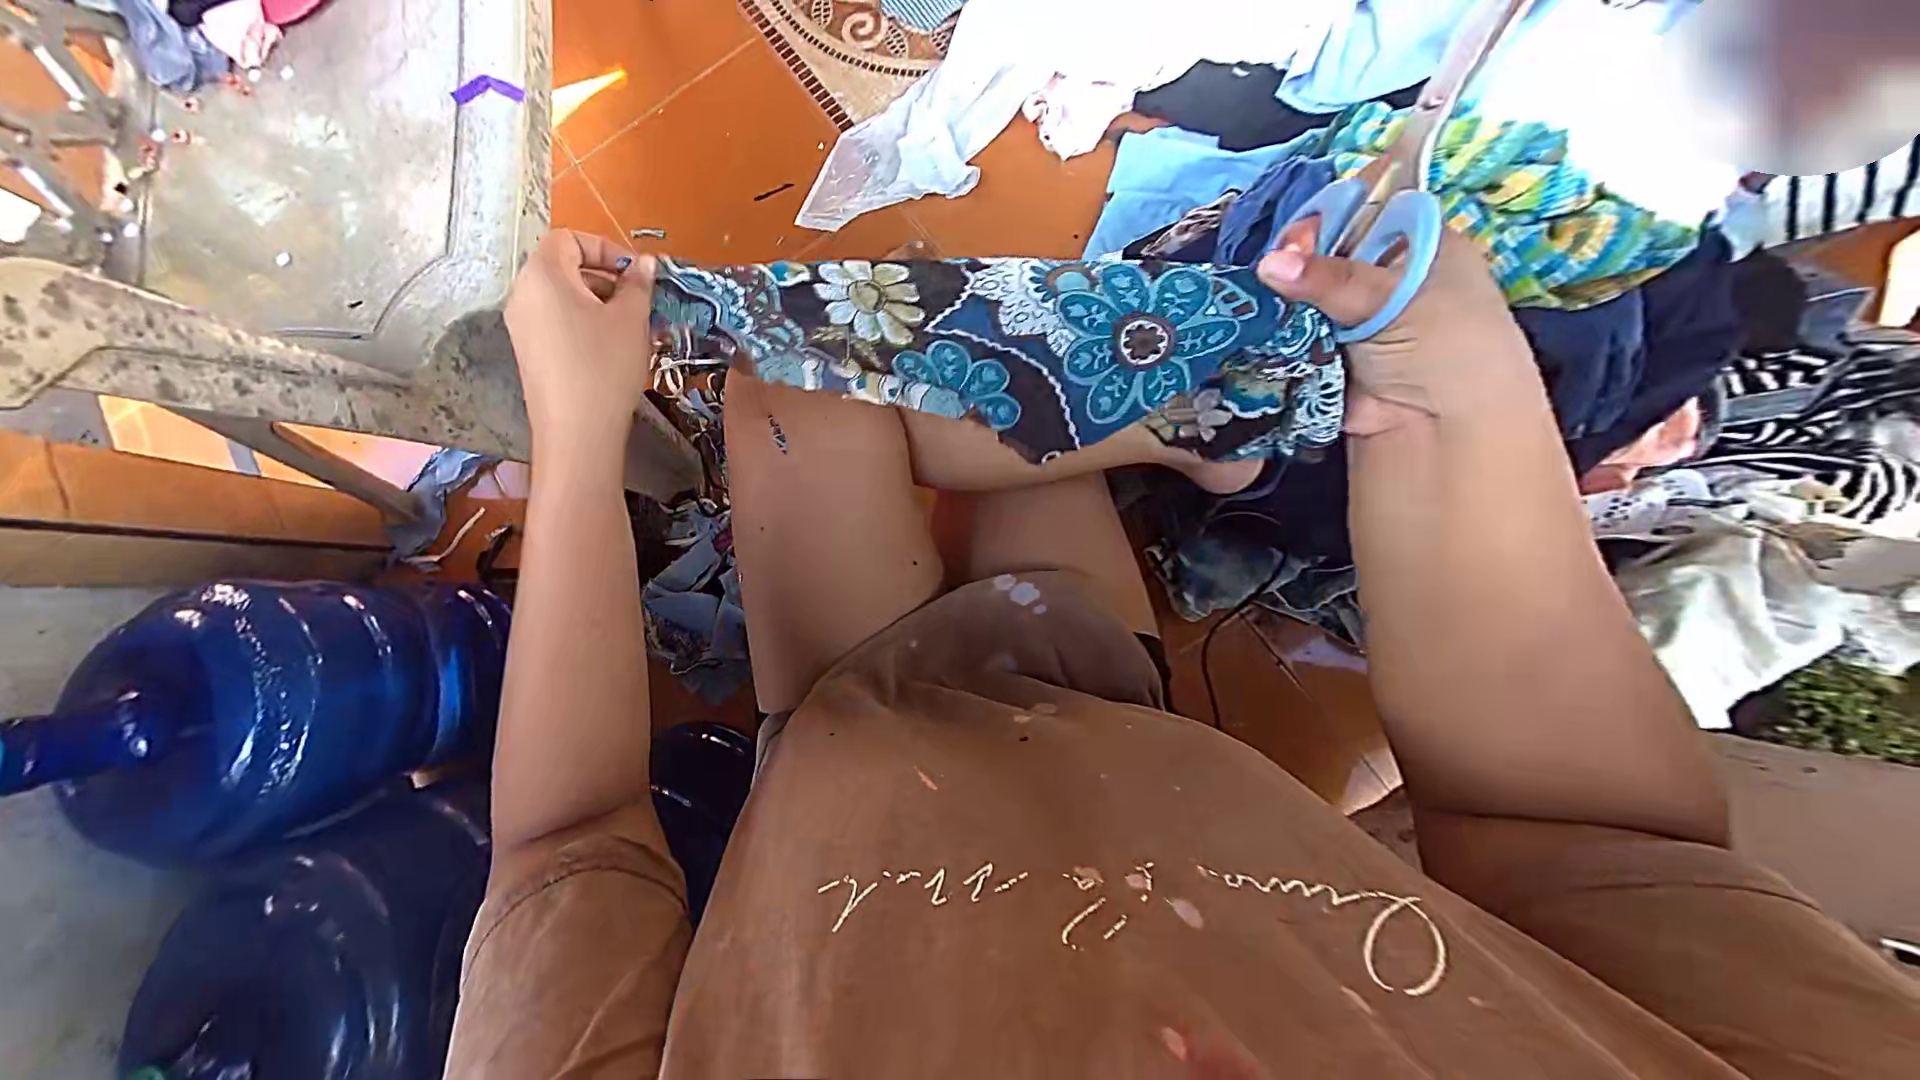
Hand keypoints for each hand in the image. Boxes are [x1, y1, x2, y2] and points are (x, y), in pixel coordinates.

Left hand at [504, 230, 656, 458]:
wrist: (578, 429)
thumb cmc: (606, 366)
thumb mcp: (632, 321)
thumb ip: (638, 285)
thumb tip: (645, 264)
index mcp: (543, 275)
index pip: (568, 239)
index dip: (606, 248)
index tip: (638, 273)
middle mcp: (523, 293)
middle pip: (564, 267)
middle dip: (606, 278)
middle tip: (641, 303)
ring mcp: (523, 324)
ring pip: (564, 297)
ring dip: (600, 304)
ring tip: (632, 329)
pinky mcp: (531, 351)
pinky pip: (559, 322)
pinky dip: (586, 324)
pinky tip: (613, 350)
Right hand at [1257, 220, 1540, 436]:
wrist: (1435, 427)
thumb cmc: (1444, 346)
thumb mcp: (1396, 299)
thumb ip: (1333, 278)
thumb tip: (1269, 263)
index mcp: (1414, 237)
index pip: (1365, 198)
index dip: (1333, 206)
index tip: (1307, 233)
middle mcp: (1376, 268)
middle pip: (1322, 241)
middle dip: (1295, 253)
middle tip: (1278, 270)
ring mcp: (1342, 308)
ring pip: (1297, 285)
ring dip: (1277, 292)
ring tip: (1262, 299)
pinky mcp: (1315, 345)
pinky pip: (1284, 325)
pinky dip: (1268, 325)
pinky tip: (1253, 321)